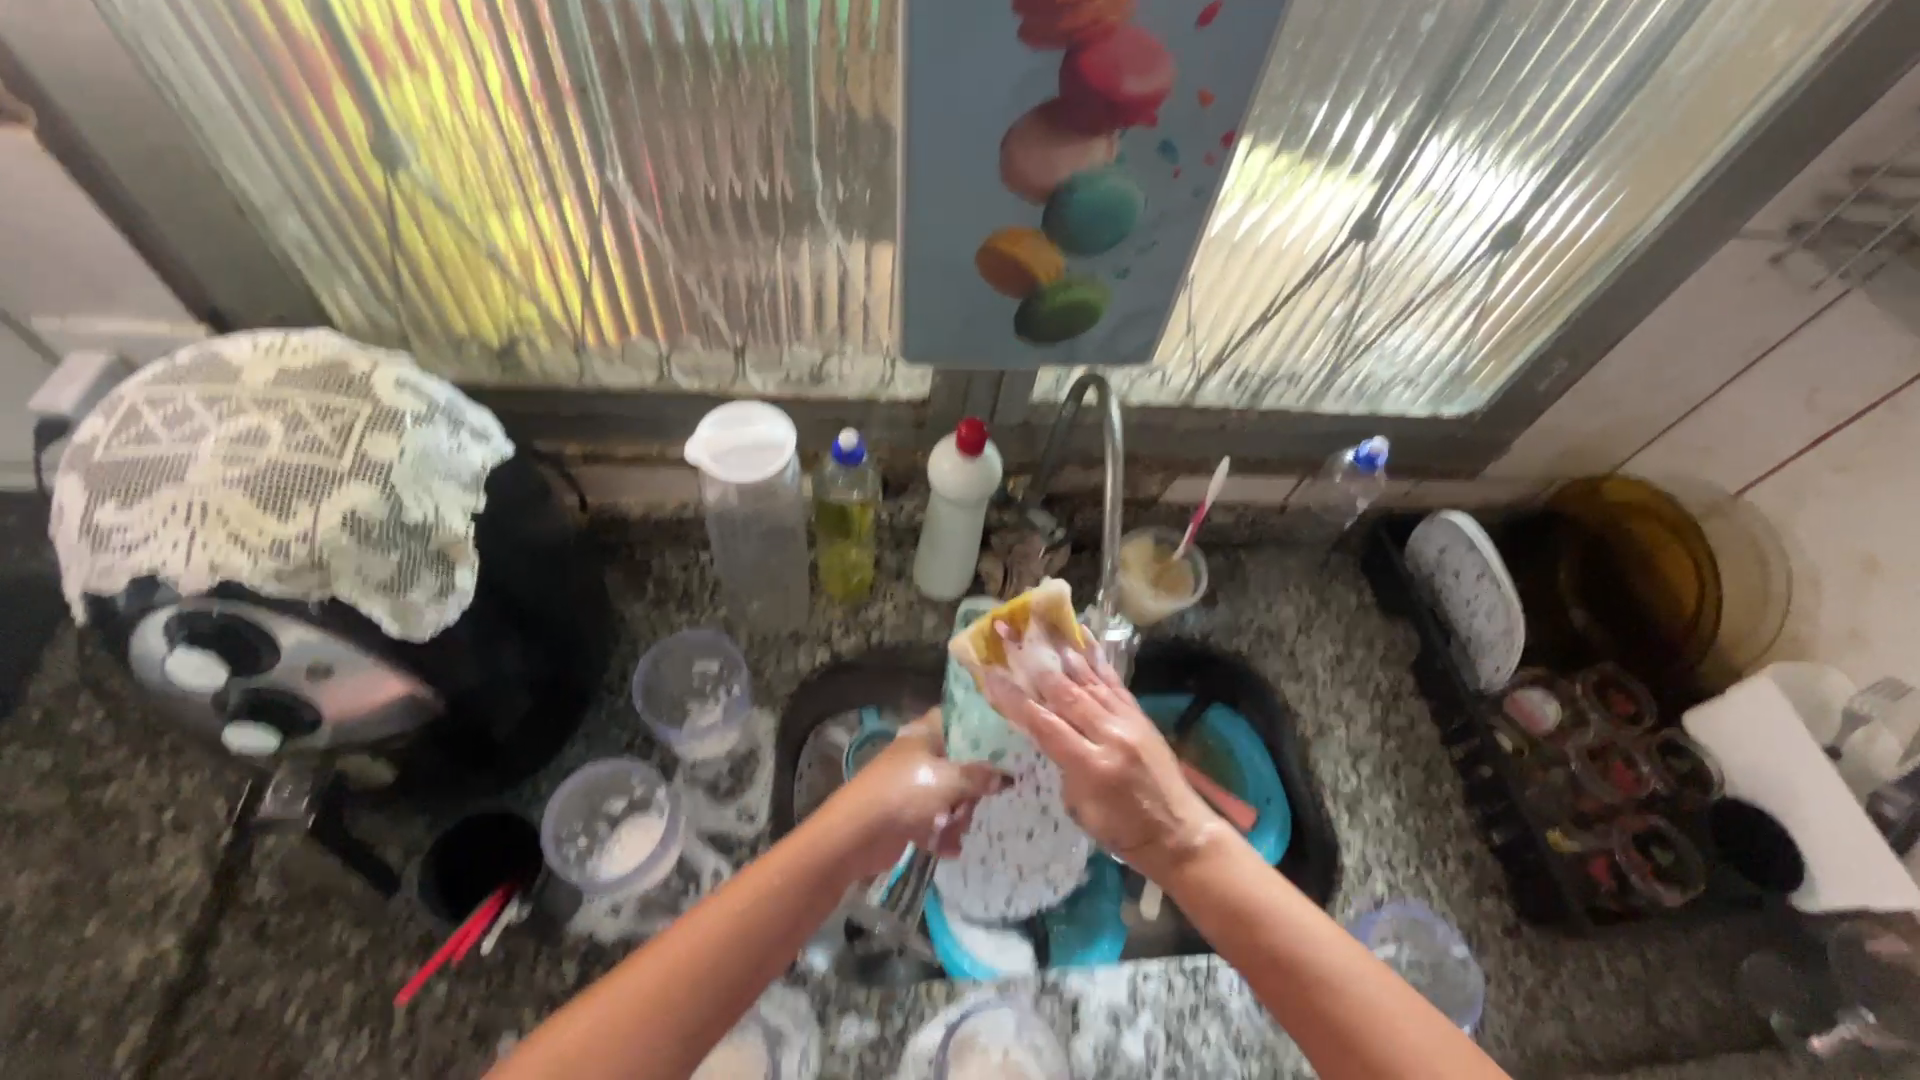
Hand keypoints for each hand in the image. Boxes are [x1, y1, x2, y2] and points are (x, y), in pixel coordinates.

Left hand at [822, 709, 1006, 879]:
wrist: (856, 835)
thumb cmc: (904, 794)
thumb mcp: (950, 781)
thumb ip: (980, 776)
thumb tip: (1004, 777)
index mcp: (925, 734)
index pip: (959, 718)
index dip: (983, 729)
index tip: (1006, 746)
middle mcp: (920, 755)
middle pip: (961, 764)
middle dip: (971, 790)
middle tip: (970, 803)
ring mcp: (913, 785)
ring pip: (952, 796)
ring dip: (957, 817)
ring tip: (951, 830)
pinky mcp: (907, 814)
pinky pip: (937, 821)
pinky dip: (942, 834)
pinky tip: (946, 847)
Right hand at [982, 639, 1223, 881]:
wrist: (1178, 833)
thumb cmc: (1123, 831)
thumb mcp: (1080, 808)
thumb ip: (1063, 765)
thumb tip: (1049, 732)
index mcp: (1090, 765)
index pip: (1043, 724)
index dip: (1014, 699)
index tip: (990, 674)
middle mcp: (1109, 735)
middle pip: (1065, 693)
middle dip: (1033, 662)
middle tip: (1010, 634)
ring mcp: (1127, 721)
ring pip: (1089, 681)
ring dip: (1063, 652)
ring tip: (1041, 625)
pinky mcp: (1139, 715)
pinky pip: (1114, 681)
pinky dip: (1096, 658)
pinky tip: (1084, 637)